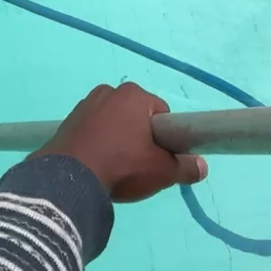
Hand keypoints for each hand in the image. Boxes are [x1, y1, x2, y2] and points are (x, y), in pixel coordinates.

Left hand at [33, 82, 206, 202]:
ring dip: (117, 138)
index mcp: (133, 95)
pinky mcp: (69, 120)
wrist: (70, 179)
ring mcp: (86, 104)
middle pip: (135, 115)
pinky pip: (93, 130)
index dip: (164, 135)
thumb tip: (202, 166)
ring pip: (113, 122)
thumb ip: (184, 167)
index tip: (159, 156)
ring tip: (115, 167)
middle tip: (139, 164)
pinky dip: (97, 142)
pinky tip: (97, 164)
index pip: (160, 112)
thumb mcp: (162, 171)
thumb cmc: (122, 165)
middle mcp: (108, 91)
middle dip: (139, 135)